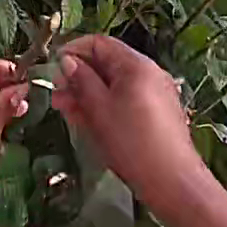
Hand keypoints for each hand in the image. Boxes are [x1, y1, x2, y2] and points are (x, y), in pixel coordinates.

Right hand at [52, 36, 213, 212]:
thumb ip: (82, 81)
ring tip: (65, 110)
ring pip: (115, 84)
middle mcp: (148, 72)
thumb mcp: (99, 109)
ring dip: (89, 93)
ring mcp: (154, 93)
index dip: (74, 51)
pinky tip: (87, 119)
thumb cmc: (132, 142)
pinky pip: (126, 99)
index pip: (100, 43)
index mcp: (136, 64)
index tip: (53, 67)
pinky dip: (105, 105)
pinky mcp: (156, 113)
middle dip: (79, 76)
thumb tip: (67, 60)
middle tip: (55, 94)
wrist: (173, 183)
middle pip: (107, 63)